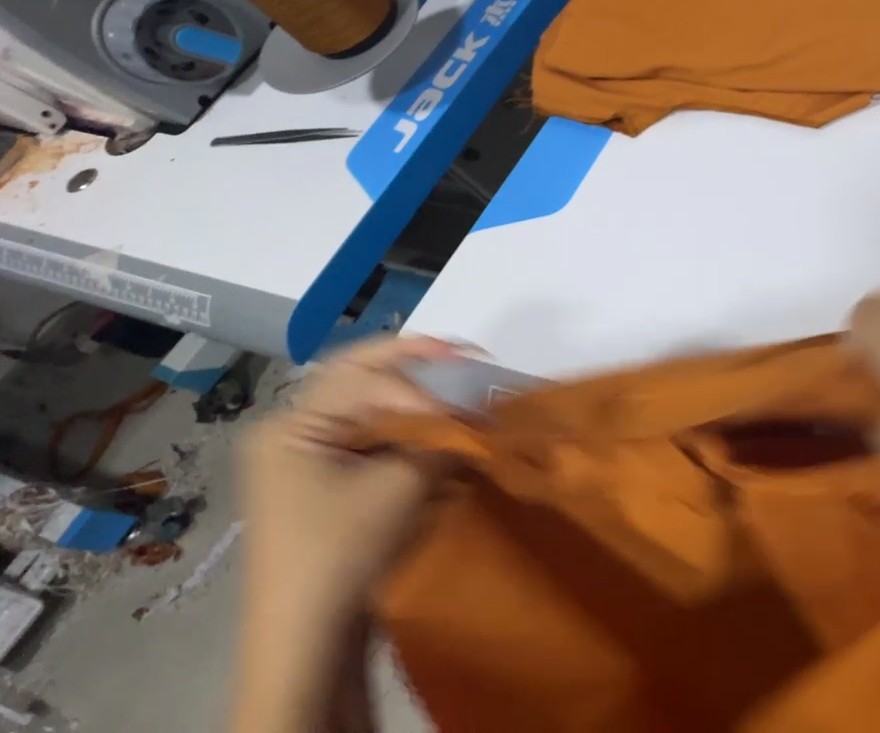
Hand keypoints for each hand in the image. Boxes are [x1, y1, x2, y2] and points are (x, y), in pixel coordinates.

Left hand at [238, 334, 459, 628]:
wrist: (310, 631)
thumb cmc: (344, 547)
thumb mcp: (404, 483)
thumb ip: (444, 441)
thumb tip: (479, 420)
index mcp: (291, 426)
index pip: (365, 376)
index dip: (423, 385)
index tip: (467, 408)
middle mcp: (292, 432)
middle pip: (363, 378)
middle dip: (420, 367)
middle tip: (471, 356)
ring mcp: (307, 457)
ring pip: (372, 406)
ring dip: (420, 400)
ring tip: (466, 391)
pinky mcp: (328, 481)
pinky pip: (374, 436)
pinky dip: (412, 430)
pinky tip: (446, 430)